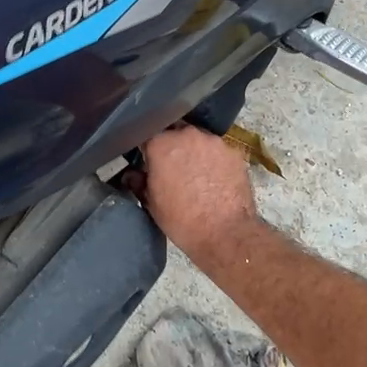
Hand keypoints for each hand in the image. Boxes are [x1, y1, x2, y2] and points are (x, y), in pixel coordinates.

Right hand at [128, 126, 261, 263]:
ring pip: (197, 139)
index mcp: (160, 144)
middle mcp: (187, 135)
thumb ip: (138, 182)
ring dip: (193, 151)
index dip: (146, 148)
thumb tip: (132, 175)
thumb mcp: (151, 204)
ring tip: (195, 175)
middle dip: (171, 146)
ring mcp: (213, 142)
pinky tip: (213, 180)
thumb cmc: (184, 220)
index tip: (147, 160)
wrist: (226, 235)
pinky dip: (213, 160)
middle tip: (171, 168)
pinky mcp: (233, 152)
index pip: (147, 134)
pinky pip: (217, 151)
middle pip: (173, 131)